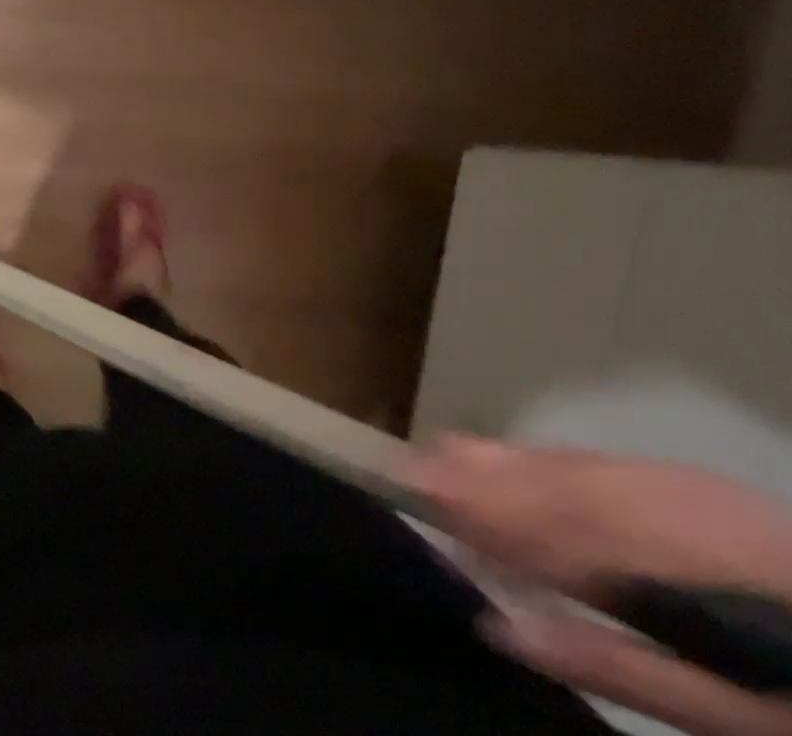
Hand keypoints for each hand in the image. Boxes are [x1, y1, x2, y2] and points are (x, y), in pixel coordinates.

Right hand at [410, 437, 791, 735]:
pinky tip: (529, 463)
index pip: (546, 528)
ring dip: (510, 462)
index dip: (473, 504)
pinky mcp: (709, 491)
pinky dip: (556, 462)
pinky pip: (612, 465)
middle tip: (406, 464)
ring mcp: (694, 497)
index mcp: (664, 574)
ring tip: (447, 452)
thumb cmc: (784, 689)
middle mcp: (672, 521)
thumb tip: (496, 623)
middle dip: (478, 473)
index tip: (410, 487)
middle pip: (556, 486)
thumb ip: (604, 662)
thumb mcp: (716, 709)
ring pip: (580, 468)